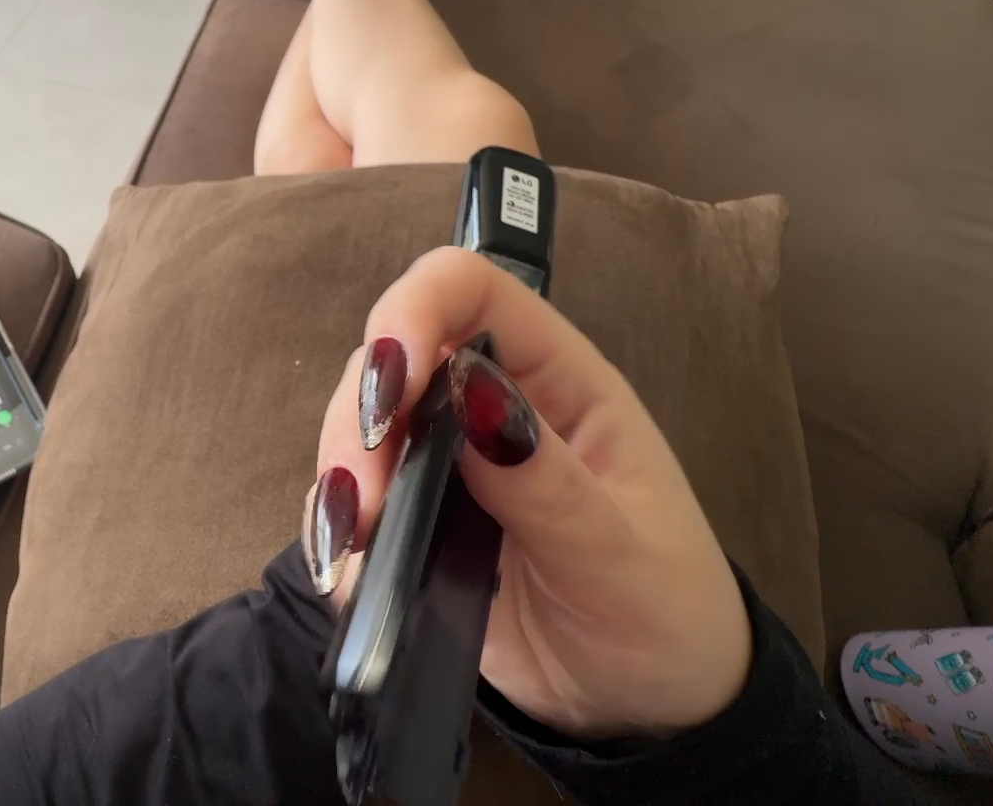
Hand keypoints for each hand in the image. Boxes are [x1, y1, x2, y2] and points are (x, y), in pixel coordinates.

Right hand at [309, 247, 750, 739]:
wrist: (638, 701)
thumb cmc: (661, 614)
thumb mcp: (620, 556)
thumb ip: (545, 477)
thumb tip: (467, 387)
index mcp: (553, 380)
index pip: (470, 291)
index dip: (416, 307)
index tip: (391, 381)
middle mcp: (484, 400)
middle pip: (389, 357)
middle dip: (361, 416)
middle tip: (364, 495)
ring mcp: (439, 455)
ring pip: (356, 419)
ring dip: (340, 471)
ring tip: (352, 541)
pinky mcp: (407, 508)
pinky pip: (346, 489)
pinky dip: (330, 520)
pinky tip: (343, 567)